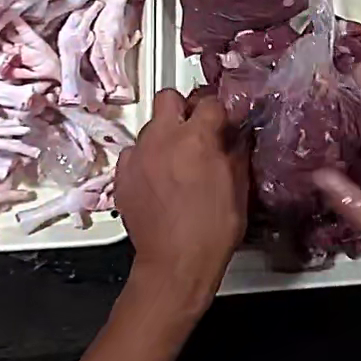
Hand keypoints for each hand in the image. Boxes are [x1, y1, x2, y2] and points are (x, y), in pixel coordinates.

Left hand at [115, 89, 247, 303]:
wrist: (176, 264)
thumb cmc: (214, 228)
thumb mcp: (239, 186)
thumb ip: (237, 150)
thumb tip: (238, 133)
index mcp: (197, 137)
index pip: (209, 102)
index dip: (219, 111)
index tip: (224, 123)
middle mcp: (162, 138)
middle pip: (168, 97)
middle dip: (183, 108)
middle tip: (195, 130)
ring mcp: (137, 156)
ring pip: (150, 126)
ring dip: (164, 135)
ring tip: (176, 160)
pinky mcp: (121, 175)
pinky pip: (133, 153)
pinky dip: (146, 158)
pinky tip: (158, 178)